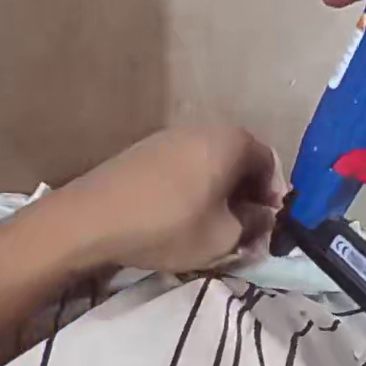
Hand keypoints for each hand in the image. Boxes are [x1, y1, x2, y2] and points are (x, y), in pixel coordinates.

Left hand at [33, 126, 287, 272]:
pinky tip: (176, 220)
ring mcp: (167, 137)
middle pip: (237, 163)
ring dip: (215, 197)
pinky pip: (180, 171)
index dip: (274, 200)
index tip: (267, 230)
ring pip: (207, 168)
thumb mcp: (223, 237)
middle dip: (244, 199)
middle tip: (239, 233)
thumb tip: (261, 217)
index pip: (270, 165)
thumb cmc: (168, 226)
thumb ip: (253, 226)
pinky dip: (188, 193)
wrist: (91, 220)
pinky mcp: (141, 153)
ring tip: (206, 230)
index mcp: (232, 140)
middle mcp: (202, 128)